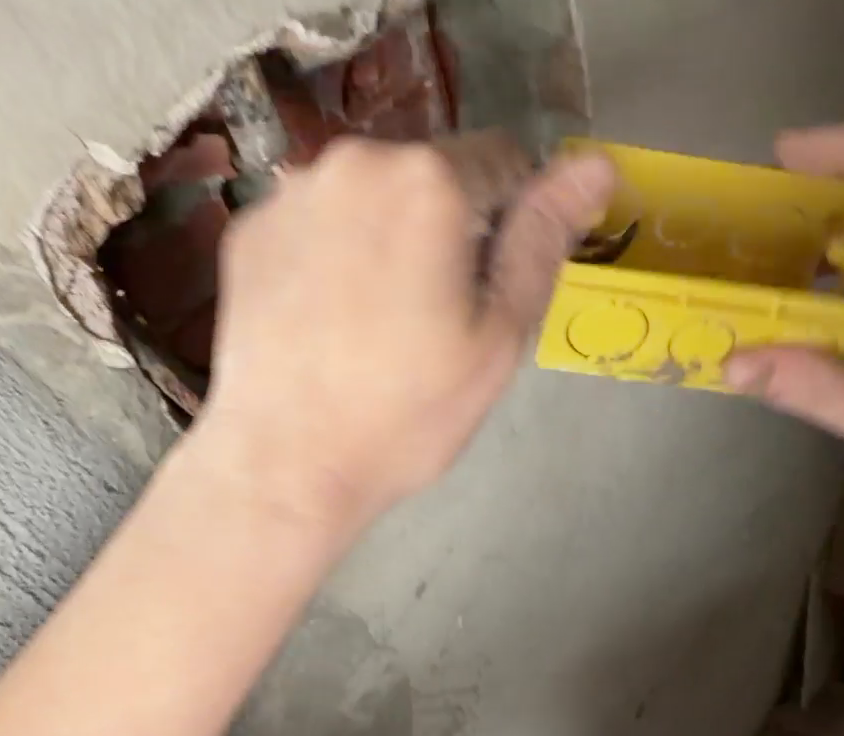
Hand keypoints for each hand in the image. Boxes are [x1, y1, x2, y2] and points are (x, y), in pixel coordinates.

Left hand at [192, 135, 615, 529]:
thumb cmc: (405, 415)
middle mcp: (353, 161)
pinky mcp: (249, 229)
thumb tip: (594, 166)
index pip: (503, 161)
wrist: (284, 466)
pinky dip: (333, 253)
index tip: (488, 288)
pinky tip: (327, 318)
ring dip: (388, 237)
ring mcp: (291, 193)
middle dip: (446, 228)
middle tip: (432, 318)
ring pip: (371, 196)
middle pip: (431, 175)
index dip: (511, 223)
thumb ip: (544, 240)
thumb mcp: (497, 338)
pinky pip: (318, 221)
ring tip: (375, 323)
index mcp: (428, 181)